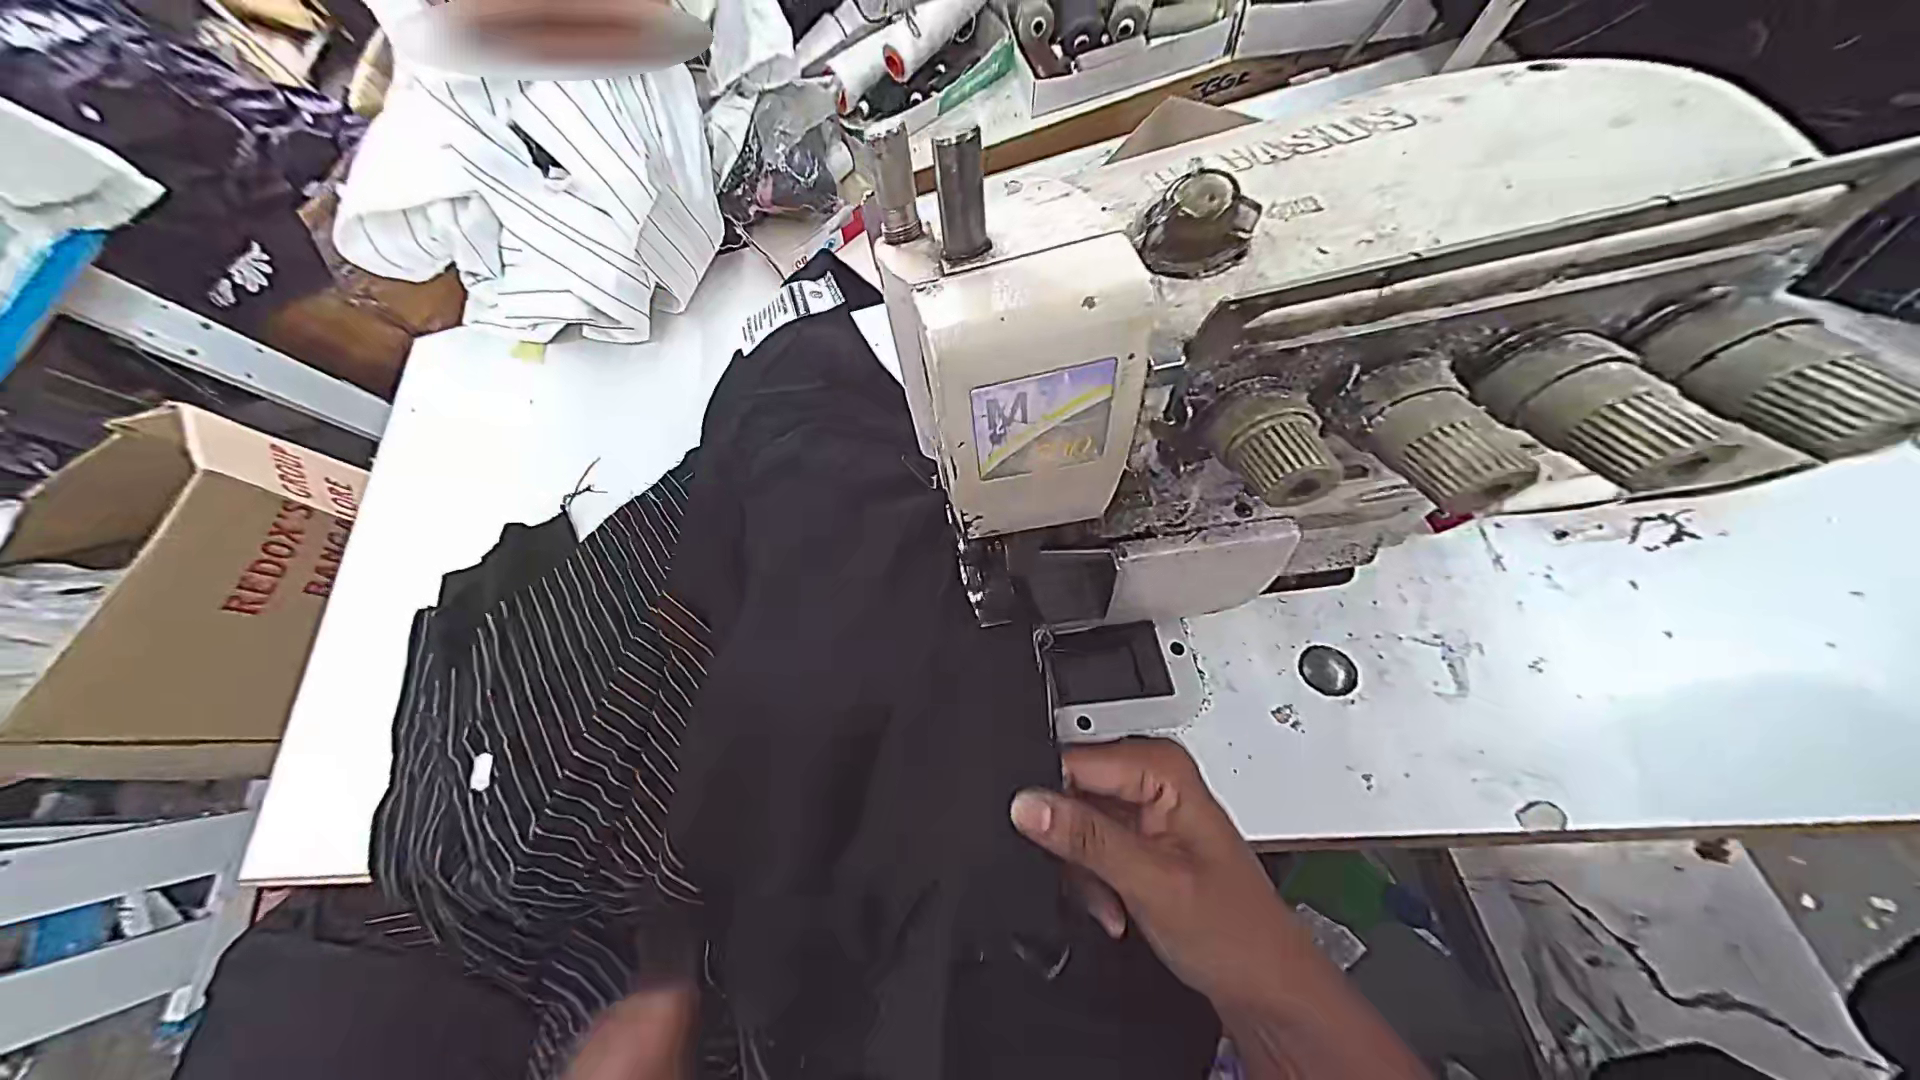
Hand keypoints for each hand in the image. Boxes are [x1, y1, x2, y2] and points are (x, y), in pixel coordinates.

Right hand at [1009, 738, 1296, 1007]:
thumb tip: (1029, 804)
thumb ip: (1086, 838)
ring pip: (1072, 820)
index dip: (1051, 802)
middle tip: (1087, 880)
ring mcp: (1143, 804)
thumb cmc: (1239, 932)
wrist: (1264, 984)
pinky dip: (1089, 876)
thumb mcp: (1152, 882)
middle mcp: (1152, 774)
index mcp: (1162, 765)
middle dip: (1070, 842)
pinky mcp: (1135, 832)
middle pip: (1070, 789)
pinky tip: (1112, 901)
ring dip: (1080, 867)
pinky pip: (1084, 841)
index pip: (1074, 760)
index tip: (1047, 840)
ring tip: (1109, 900)